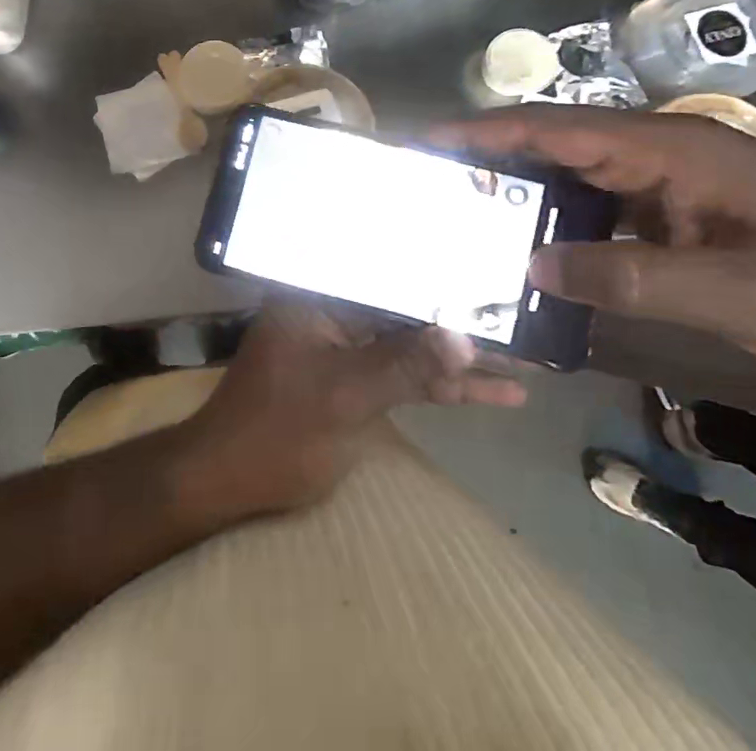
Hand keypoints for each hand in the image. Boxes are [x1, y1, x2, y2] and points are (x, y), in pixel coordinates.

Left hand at [176, 301, 524, 516]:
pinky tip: (494, 394)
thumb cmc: (277, 432)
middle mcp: (328, 313)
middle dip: (460, 322)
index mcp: (314, 299)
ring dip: (459, 360)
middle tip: (524, 318)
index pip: (385, 276)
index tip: (492, 274)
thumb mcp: (346, 396)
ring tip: (527, 362)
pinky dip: (439, 386)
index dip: (441, 279)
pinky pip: (401, 376)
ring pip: (408, 346)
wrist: (229, 480)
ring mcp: (341, 348)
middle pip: (403, 310)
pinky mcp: (351, 380)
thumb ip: (405, 364)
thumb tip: (465, 338)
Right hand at [436, 104, 755, 382]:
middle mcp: (659, 158)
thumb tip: (531, 266)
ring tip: (452, 221)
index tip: (423, 140)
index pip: (559, 129)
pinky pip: (587, 216)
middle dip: (484, 161)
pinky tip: (516, 256)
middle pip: (551, 148)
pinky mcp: (666, 222)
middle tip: (422, 187)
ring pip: (565, 182)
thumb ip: (634, 277)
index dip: (485, 131)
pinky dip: (545, 229)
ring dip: (511, 197)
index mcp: (674, 150)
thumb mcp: (743, 292)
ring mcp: (662, 190)